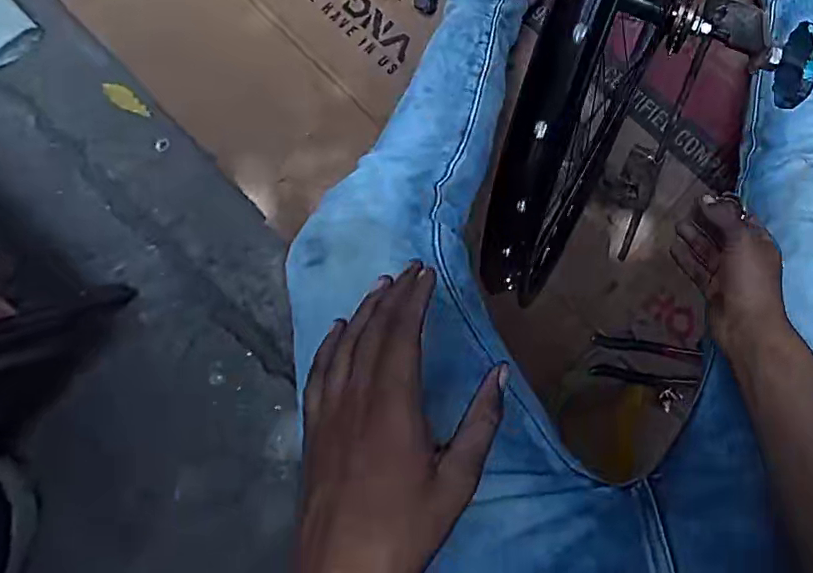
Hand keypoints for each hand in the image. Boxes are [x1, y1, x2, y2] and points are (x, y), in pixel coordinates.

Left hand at [296, 262, 505, 572]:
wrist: (342, 572)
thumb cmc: (405, 527)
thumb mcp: (457, 482)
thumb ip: (481, 424)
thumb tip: (499, 374)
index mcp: (394, 402)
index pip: (403, 332)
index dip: (415, 298)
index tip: (427, 274)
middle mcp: (358, 395)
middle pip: (375, 329)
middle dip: (395, 294)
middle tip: (411, 269)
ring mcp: (330, 409)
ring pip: (347, 343)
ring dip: (365, 309)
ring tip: (382, 285)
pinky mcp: (313, 426)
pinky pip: (319, 370)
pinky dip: (330, 342)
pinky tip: (338, 328)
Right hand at [671, 195, 788, 349]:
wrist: (747, 327)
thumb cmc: (751, 279)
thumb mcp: (741, 240)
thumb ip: (722, 217)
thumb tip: (705, 199)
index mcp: (758, 244)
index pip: (742, 219)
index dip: (725, 207)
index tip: (705, 196)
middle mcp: (744, 257)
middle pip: (721, 233)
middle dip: (705, 220)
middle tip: (686, 207)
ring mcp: (727, 274)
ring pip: (707, 250)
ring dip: (693, 237)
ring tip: (677, 224)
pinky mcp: (712, 288)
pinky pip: (697, 268)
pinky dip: (685, 258)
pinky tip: (673, 247)